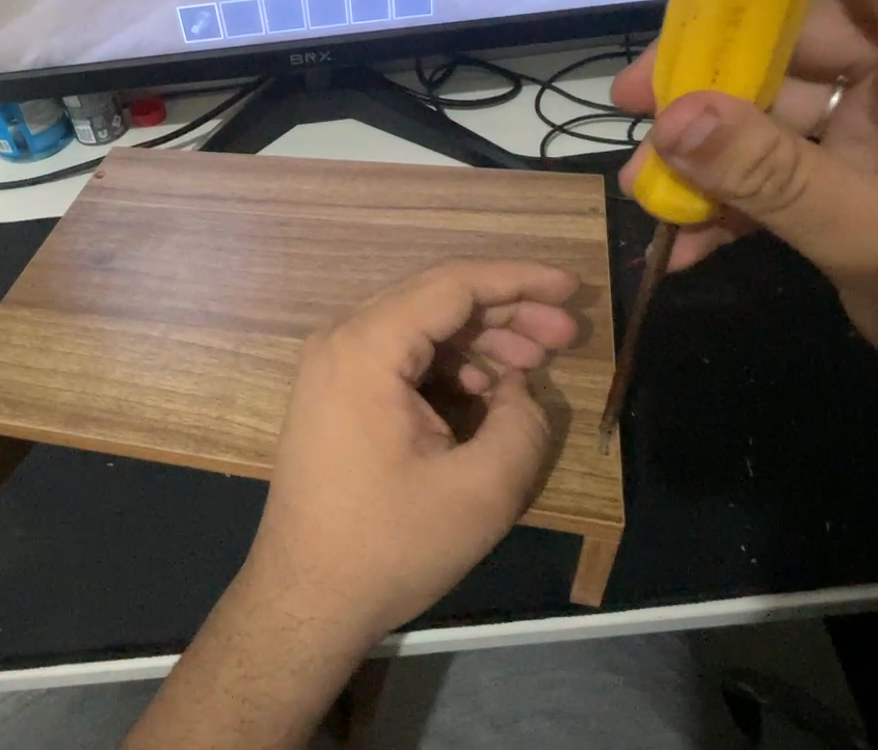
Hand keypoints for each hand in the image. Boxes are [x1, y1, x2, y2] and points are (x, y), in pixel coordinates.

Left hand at [242, 260, 579, 647]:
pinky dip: (448, 367)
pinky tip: (486, 393)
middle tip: (566, 336)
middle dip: (506, 312)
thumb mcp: (481, 490)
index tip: (571, 287)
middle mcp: (341, 340)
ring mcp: (333, 366)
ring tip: (534, 366)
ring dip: (480, 340)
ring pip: (420, 328)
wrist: (305, 598)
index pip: (452, 284)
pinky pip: (401, 359)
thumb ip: (523, 423)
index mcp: (366, 346)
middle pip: (435, 300)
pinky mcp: (336, 392)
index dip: (518, 279)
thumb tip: (521, 386)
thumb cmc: (388, 546)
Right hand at [613, 0, 877, 406]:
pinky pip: (773, 170)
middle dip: (710, 62)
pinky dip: (725, 201)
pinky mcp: (853, 183)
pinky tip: (680, 240)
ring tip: (639, 181)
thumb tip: (671, 119)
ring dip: (702, 144)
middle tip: (630, 92)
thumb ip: (778, 179)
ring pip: (772, 107)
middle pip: (801, 33)